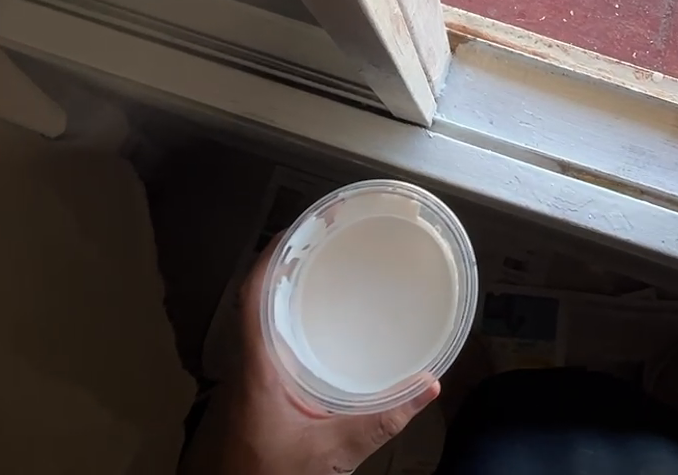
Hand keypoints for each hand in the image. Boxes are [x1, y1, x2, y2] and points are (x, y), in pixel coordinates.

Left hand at [206, 245, 439, 474]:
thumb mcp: (330, 454)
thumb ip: (381, 420)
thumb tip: (430, 385)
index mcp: (258, 367)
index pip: (253, 294)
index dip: (273, 254)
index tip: (302, 226)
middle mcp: (247, 364)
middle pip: (257, 296)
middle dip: (288, 260)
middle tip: (325, 238)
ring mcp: (247, 378)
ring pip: (260, 316)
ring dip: (286, 285)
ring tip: (322, 264)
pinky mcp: (253, 392)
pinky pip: (267, 337)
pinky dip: (288, 315)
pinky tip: (314, 319)